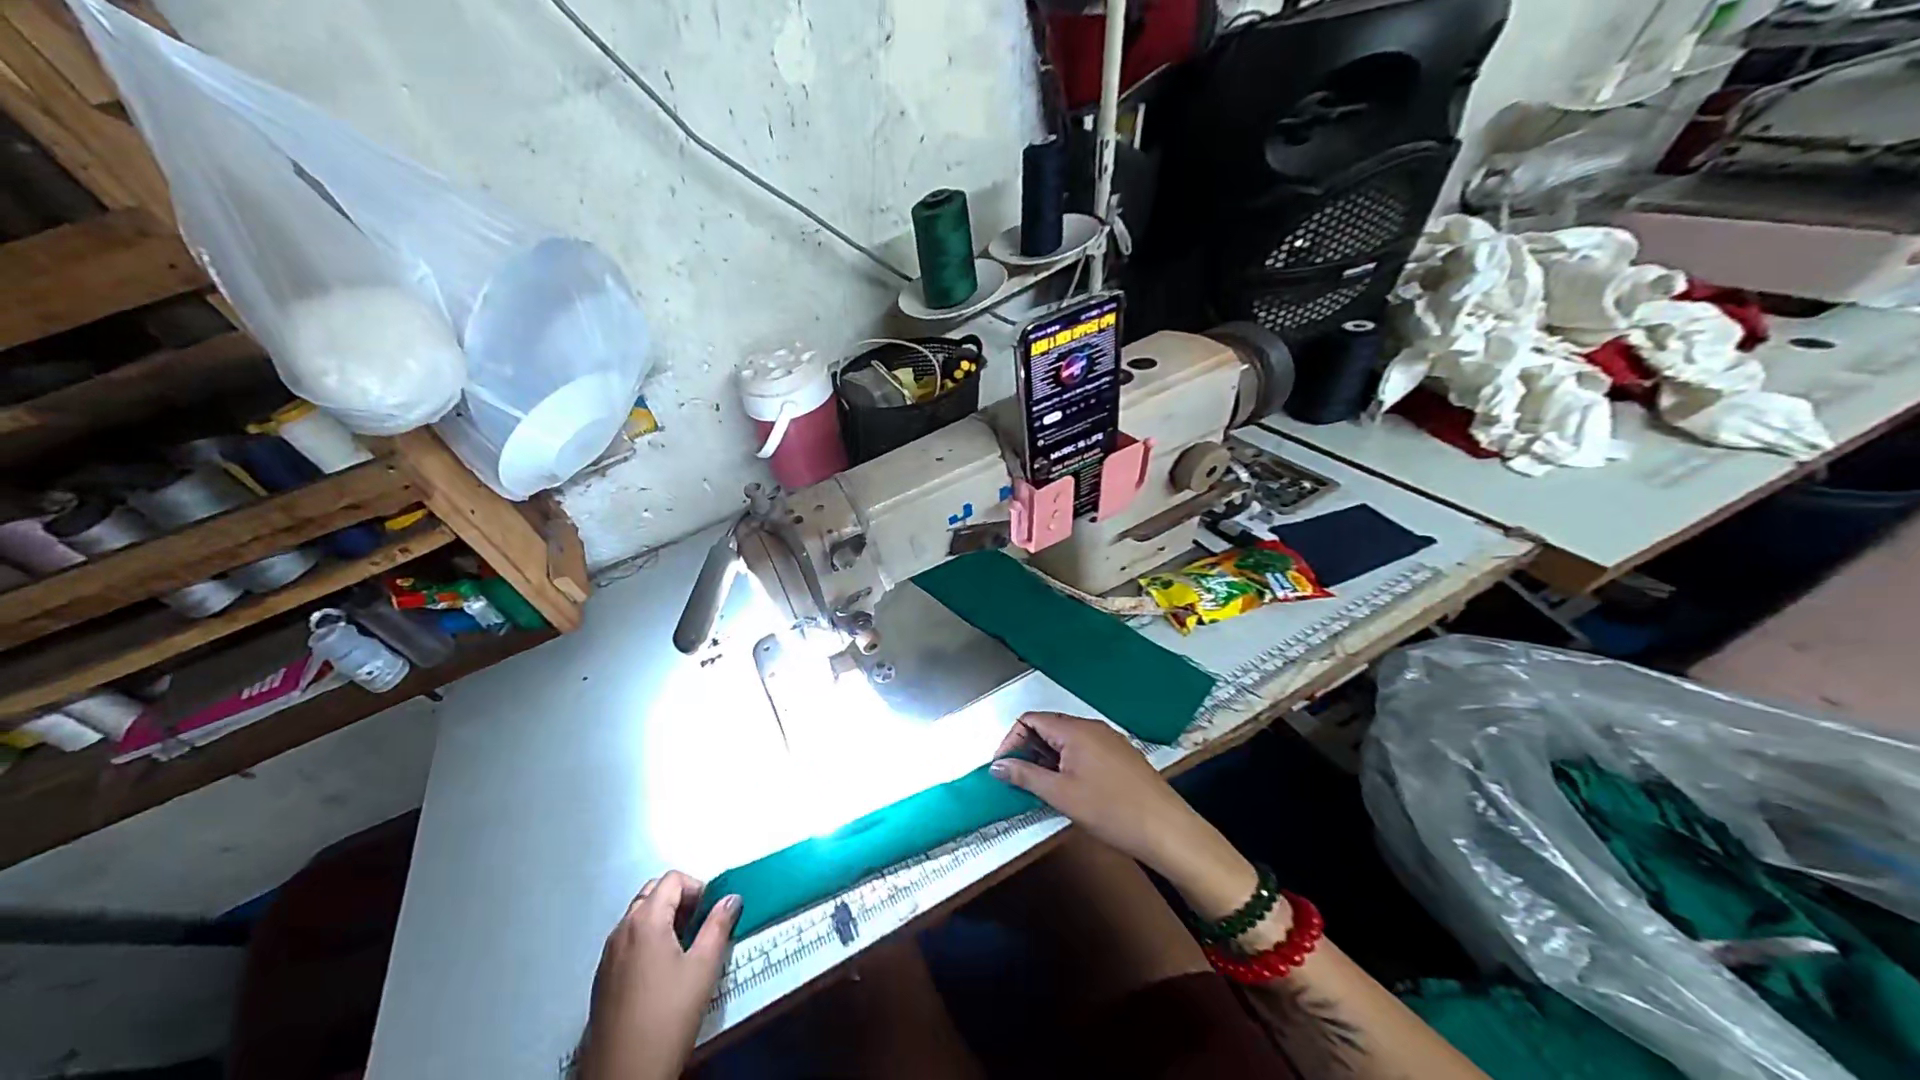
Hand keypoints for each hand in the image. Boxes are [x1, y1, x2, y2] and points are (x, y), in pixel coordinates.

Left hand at [580, 871, 739, 1079]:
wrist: (623, 1075)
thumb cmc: (668, 1016)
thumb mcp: (703, 968)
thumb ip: (718, 925)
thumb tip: (731, 898)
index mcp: (645, 920)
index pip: (672, 879)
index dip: (698, 888)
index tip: (713, 913)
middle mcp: (621, 930)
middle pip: (652, 893)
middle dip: (680, 900)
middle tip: (702, 926)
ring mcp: (608, 954)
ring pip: (638, 917)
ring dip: (664, 919)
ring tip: (686, 950)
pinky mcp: (603, 977)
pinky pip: (628, 940)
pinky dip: (648, 940)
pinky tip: (664, 973)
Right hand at [989, 712, 1260, 922]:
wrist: (1166, 829)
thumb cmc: (1112, 811)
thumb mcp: (1061, 795)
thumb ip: (1025, 776)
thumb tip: (997, 766)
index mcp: (1076, 730)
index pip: (1031, 719)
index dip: (1011, 741)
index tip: (1002, 768)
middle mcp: (1092, 727)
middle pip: (1048, 727)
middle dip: (1027, 750)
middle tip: (1017, 780)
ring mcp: (1109, 740)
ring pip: (1066, 740)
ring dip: (1046, 758)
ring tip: (1040, 787)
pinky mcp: (1120, 756)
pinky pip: (1084, 749)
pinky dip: (1067, 762)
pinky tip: (1068, 788)